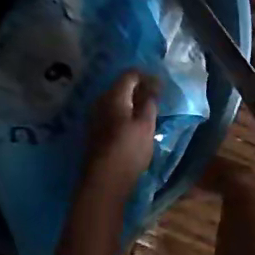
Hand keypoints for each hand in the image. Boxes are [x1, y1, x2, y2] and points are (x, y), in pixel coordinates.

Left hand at [84, 71, 159, 196]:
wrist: (104, 181)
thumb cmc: (129, 150)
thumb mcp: (146, 125)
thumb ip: (149, 102)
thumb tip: (153, 85)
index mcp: (113, 95)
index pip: (130, 74)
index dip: (146, 76)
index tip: (160, 87)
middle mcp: (100, 101)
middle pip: (121, 86)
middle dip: (139, 89)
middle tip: (156, 99)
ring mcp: (95, 115)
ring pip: (115, 100)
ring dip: (131, 102)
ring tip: (148, 113)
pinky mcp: (94, 130)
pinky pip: (111, 112)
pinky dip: (124, 113)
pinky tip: (133, 125)